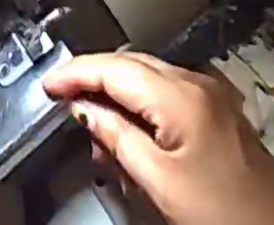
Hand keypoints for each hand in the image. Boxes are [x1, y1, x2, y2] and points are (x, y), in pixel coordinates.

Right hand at [43, 53, 273, 224]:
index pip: (115, 68)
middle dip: (94, 79)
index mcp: (180, 96)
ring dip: (116, 91)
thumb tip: (83, 108)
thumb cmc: (224, 214)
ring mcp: (207, 89)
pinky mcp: (213, 103)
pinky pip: (164, 88)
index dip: (77, 72)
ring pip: (146, 74)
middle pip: (130, 63)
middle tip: (64, 103)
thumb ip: (118, 138)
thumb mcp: (160, 182)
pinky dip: (139, 100)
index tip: (49, 83)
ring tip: (94, 128)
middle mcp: (194, 80)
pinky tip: (127, 129)